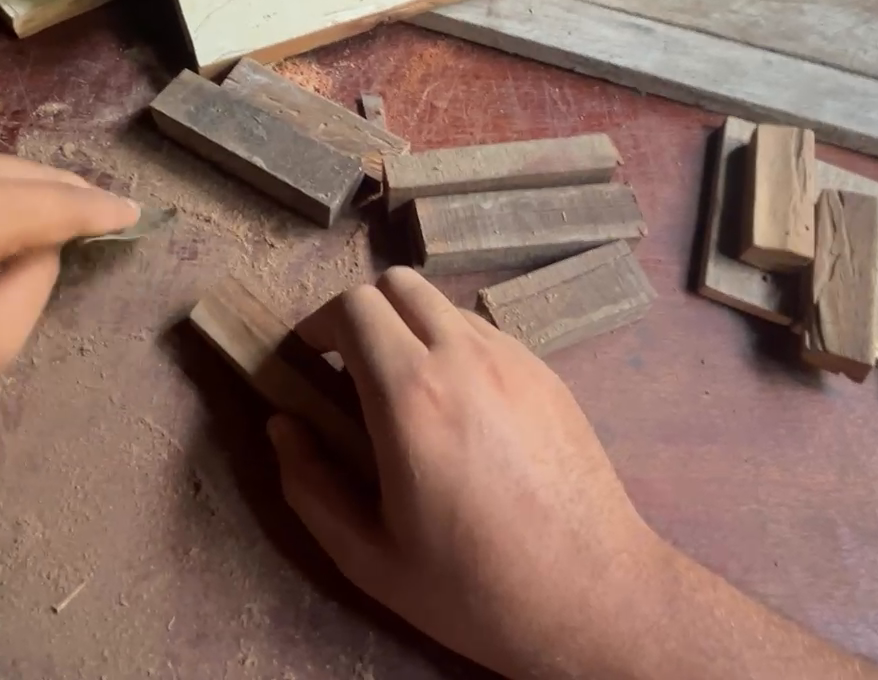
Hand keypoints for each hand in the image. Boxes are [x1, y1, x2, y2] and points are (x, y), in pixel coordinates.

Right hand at [267, 268, 667, 679]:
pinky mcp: (544, 368)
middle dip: (360, 311)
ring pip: (440, 301)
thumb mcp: (369, 556)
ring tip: (406, 384)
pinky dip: (451, 342)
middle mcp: (461, 356)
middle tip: (351, 363)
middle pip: (396, 283)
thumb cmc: (475, 586)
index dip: (319, 323)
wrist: (595, 595)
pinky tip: (459, 402)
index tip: (310, 358)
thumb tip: (282, 425)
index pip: (353, 306)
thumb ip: (310, 485)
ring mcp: (510, 356)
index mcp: (411, 395)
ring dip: (408, 325)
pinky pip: (480, 329)